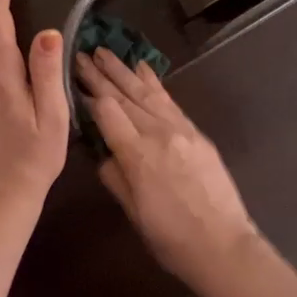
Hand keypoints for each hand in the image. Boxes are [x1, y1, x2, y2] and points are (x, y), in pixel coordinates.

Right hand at [76, 49, 258, 287]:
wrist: (223, 245)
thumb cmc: (172, 239)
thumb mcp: (134, 213)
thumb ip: (115, 177)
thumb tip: (102, 152)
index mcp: (137, 155)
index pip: (107, 113)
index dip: (89, 95)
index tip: (74, 78)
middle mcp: (157, 133)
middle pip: (124, 97)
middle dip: (101, 74)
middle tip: (82, 54)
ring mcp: (179, 129)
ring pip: (146, 92)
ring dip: (124, 70)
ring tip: (106, 51)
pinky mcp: (195, 131)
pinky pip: (168, 100)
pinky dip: (153, 82)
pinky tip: (142, 67)